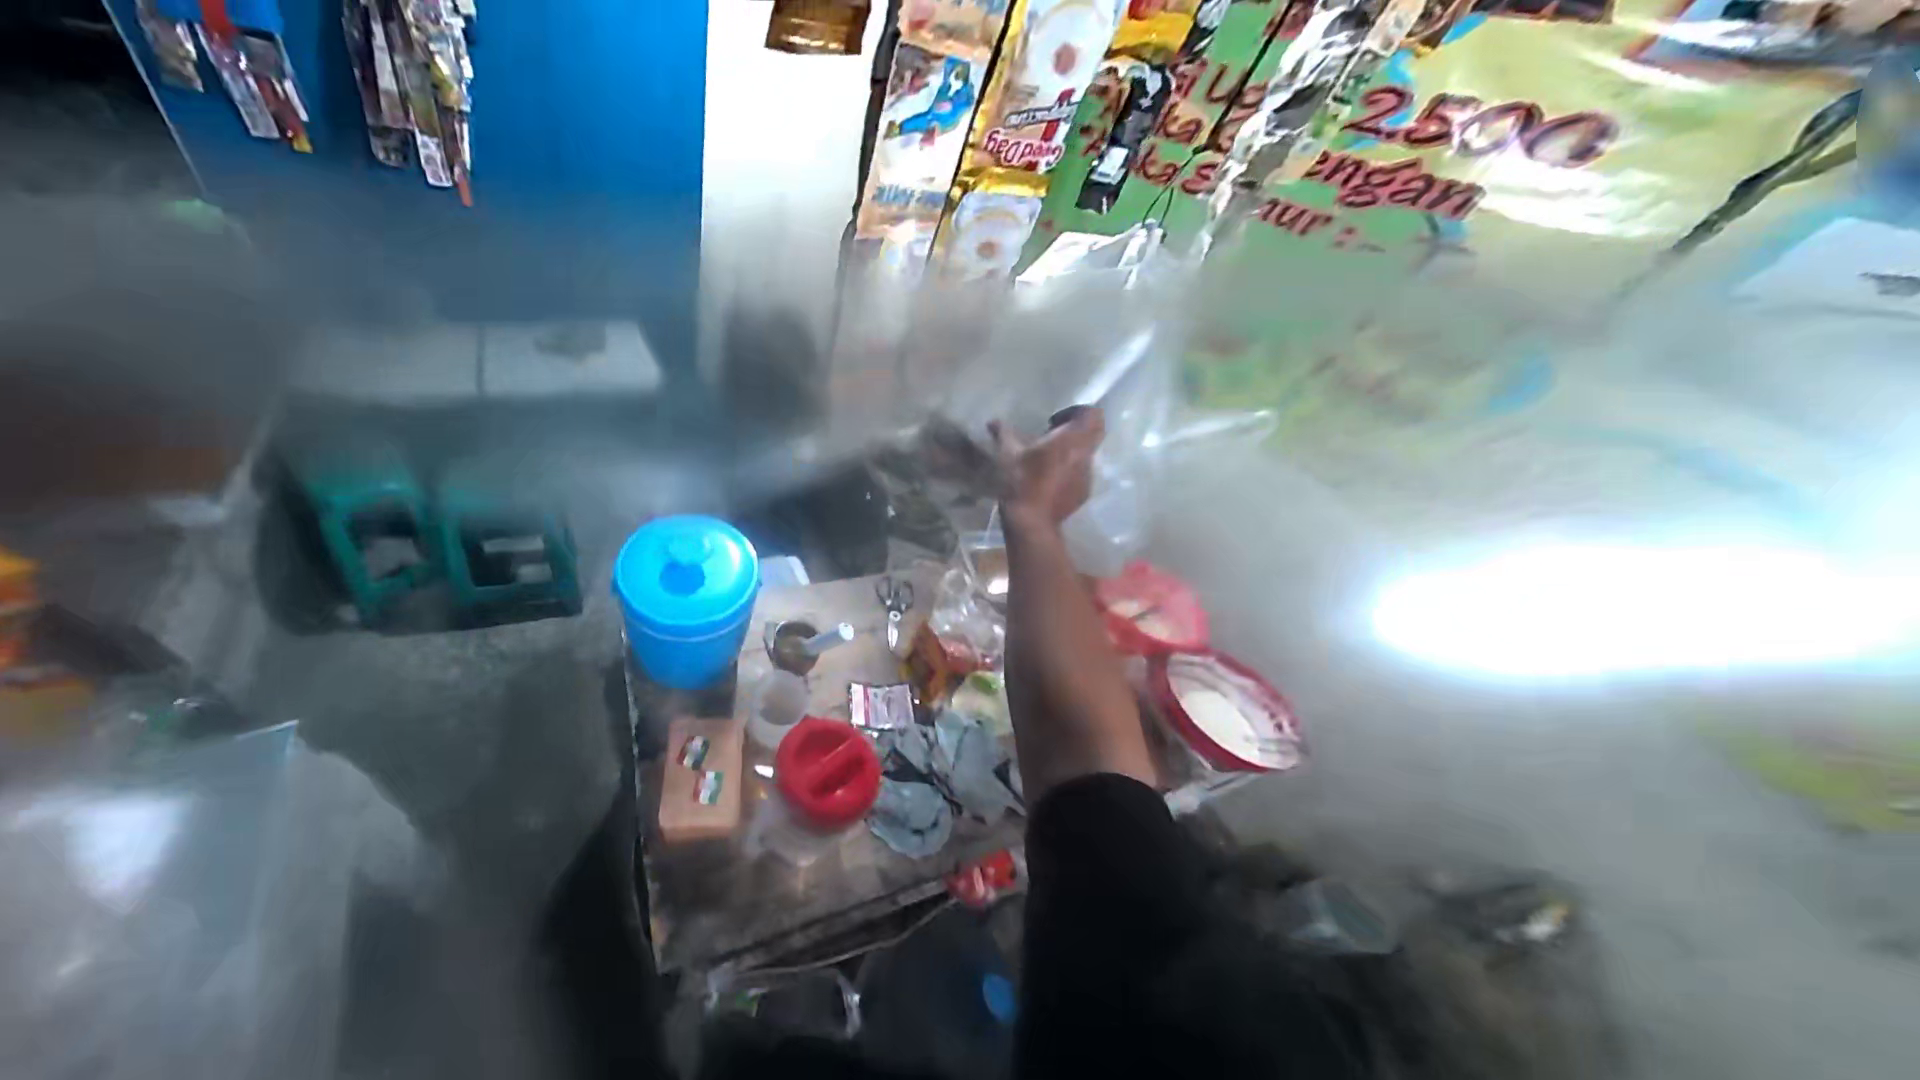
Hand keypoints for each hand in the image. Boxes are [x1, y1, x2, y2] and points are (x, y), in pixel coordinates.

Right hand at [990, 406, 1104, 529]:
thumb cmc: (1021, 482)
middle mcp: (1085, 455)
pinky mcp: (1084, 492)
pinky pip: (1082, 473)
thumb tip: (993, 421)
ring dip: (1074, 451)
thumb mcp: (1008, 454)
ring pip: (1088, 454)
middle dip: (1077, 430)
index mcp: (1072, 439)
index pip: (1093, 414)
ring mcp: (1087, 475)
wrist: (1032, 523)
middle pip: (1095, 432)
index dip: (1077, 412)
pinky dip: (1071, 470)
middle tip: (1055, 435)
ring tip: (1051, 459)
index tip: (1055, 421)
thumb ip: (1003, 433)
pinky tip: (1052, 479)